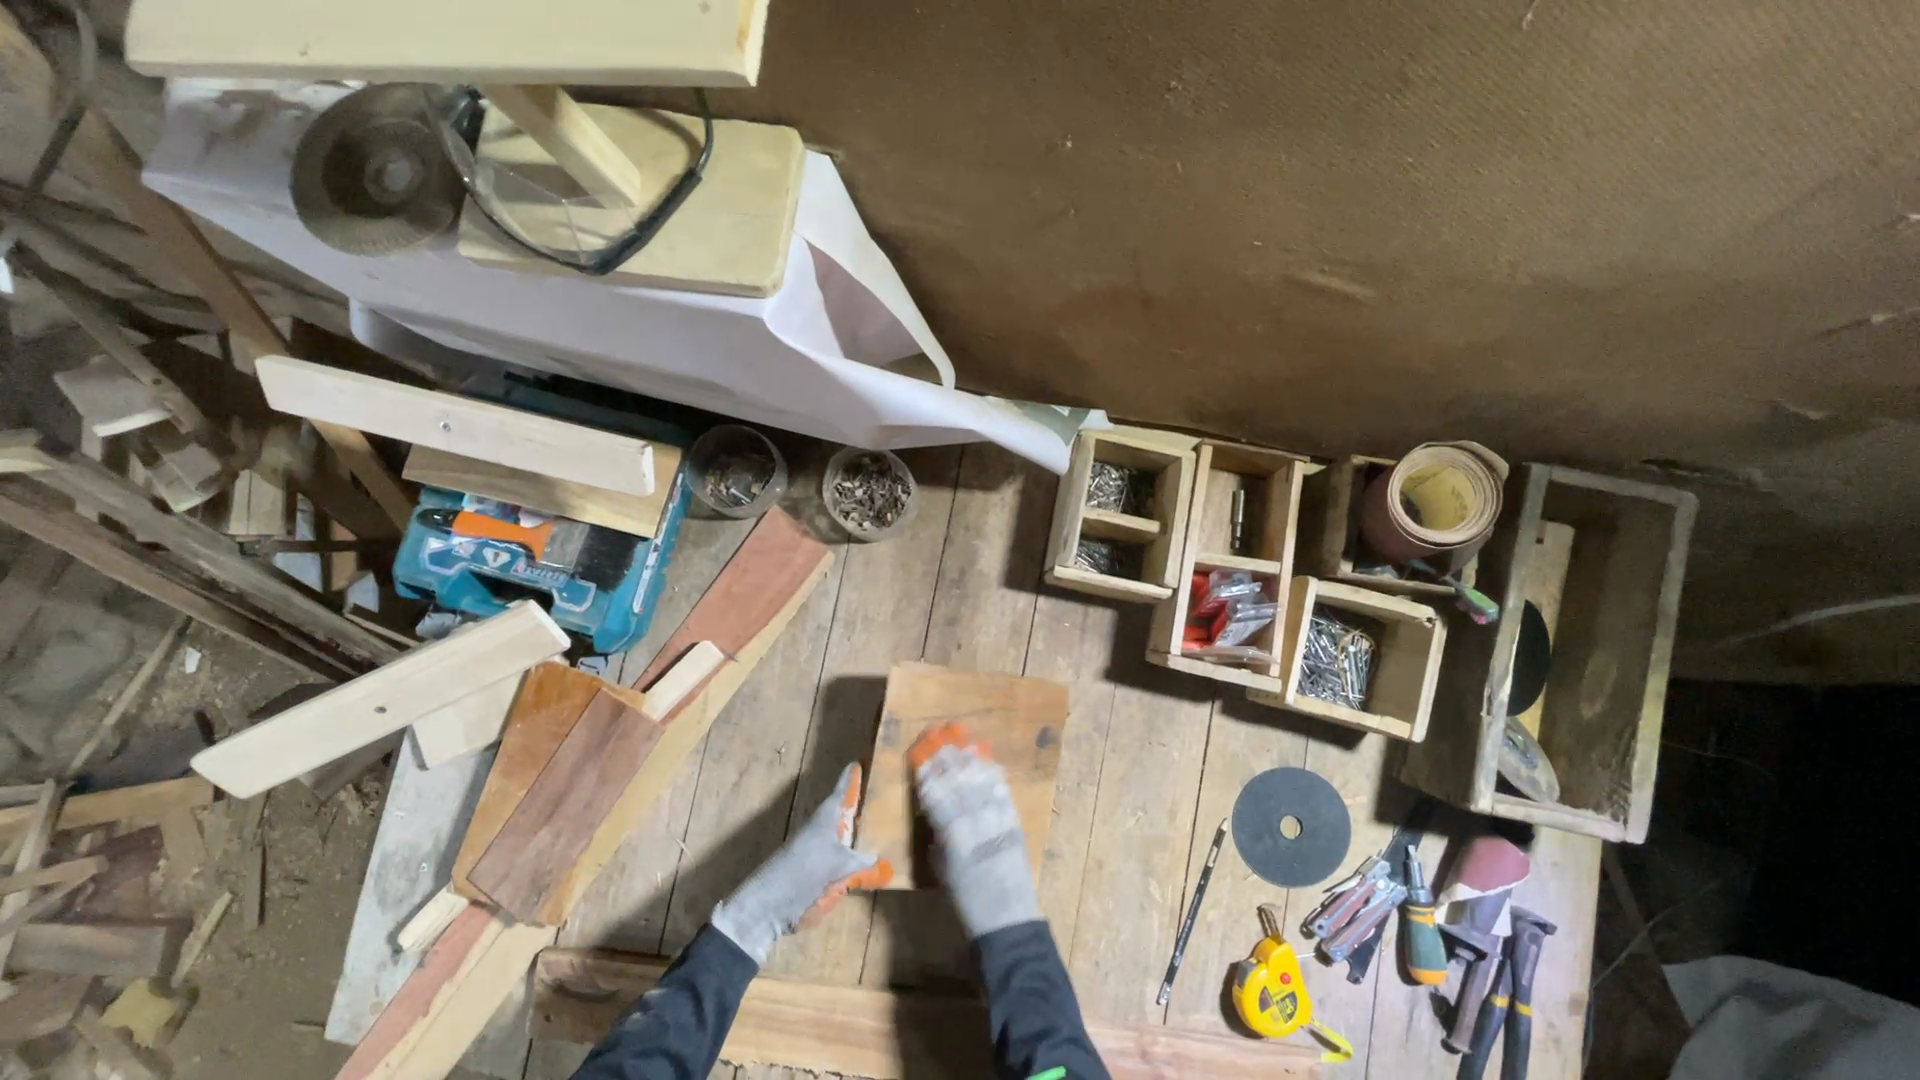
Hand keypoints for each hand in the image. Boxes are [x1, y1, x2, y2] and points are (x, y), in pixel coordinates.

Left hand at [710, 763, 892, 964]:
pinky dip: (852, 857)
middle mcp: (820, 830)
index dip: (850, 779)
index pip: (842, 792)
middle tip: (880, 797)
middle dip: (858, 805)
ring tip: (878, 831)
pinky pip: (839, 858)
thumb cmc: (802, 876)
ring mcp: (815, 851)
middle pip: (842, 813)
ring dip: (856, 833)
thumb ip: (862, 864)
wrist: (764, 908)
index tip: (857, 762)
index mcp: (824, 820)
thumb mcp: (838, 869)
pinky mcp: (812, 872)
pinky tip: (865, 865)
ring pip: (840, 836)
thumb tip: (881, 861)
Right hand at [911, 722, 1042, 939]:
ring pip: (981, 784)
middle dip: (947, 761)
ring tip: (960, 743)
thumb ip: (938, 836)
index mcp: (952, 839)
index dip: (928, 776)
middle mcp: (975, 825)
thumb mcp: (942, 868)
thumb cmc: (967, 899)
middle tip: (938, 740)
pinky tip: (987, 761)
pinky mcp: (1016, 823)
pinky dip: (994, 775)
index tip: (919, 757)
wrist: (1007, 917)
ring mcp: (998, 822)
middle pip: (958, 784)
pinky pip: (1003, 793)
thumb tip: (934, 811)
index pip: (936, 798)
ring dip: (970, 762)